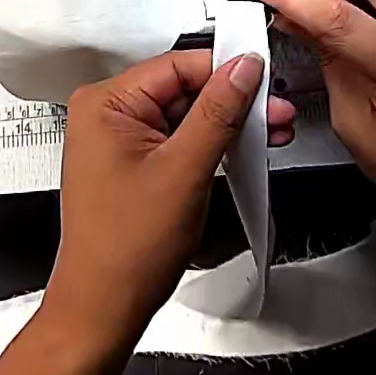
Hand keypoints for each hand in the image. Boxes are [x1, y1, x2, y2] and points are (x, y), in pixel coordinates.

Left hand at [43, 50, 296, 347]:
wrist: (104, 309)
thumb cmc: (123, 251)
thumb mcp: (184, 170)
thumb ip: (218, 112)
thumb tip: (241, 69)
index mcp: (105, 103)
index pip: (177, 64)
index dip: (224, 70)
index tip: (260, 74)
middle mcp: (106, 114)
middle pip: (183, 88)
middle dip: (232, 102)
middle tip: (272, 111)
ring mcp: (118, 138)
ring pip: (185, 114)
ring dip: (226, 124)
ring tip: (265, 132)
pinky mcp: (133, 159)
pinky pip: (177, 137)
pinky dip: (209, 142)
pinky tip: (240, 147)